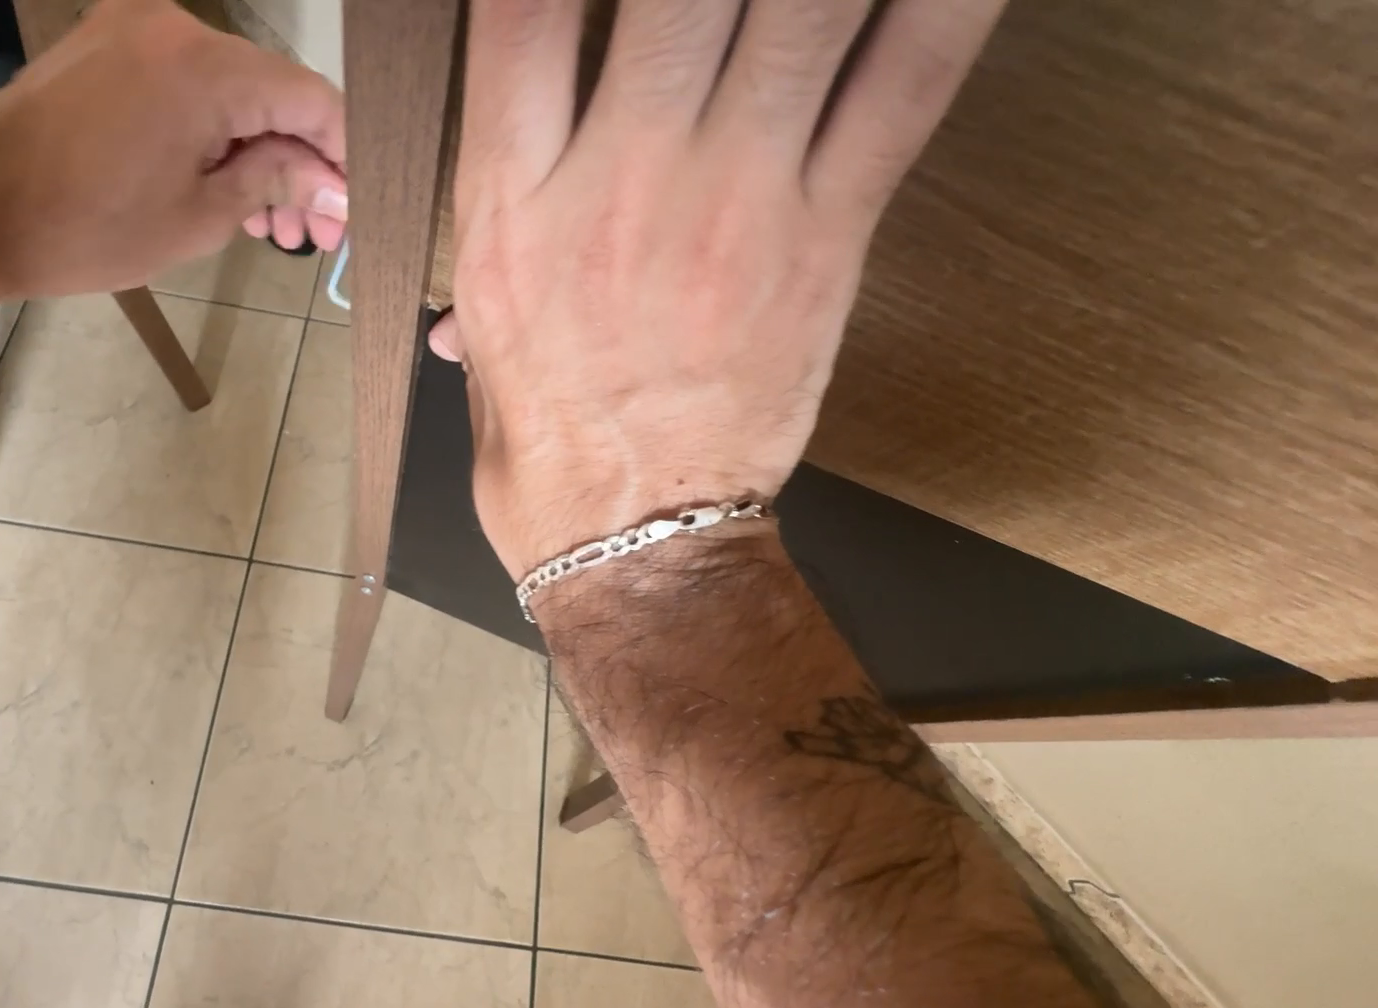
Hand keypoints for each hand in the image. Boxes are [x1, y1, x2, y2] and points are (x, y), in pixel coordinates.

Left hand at [0, 0, 344, 296]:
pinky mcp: (113, 47)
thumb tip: (338, 189)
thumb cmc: (91, 229)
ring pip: (235, 93)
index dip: (344, 157)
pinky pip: (192, 88)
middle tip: (315, 236)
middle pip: (275, 94)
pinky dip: (220, 137)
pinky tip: (232, 190)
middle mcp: (176, 26)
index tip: (352, 211)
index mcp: (205, 67)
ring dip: (262, 156)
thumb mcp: (202, 216)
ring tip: (275, 228)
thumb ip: (278, 184)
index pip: (311, 99)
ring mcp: (139, 29)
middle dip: (303, 167)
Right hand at [438, 0, 1003, 576]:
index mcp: (513, 211)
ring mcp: (730, 204)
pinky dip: (947, 0)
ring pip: (803, 7)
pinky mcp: (823, 240)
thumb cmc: (543, 454)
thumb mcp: (482, 355)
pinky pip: (902, 87)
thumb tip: (474, 282)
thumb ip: (490, 276)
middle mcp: (617, 186)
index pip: (525, 14)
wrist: (633, 540)